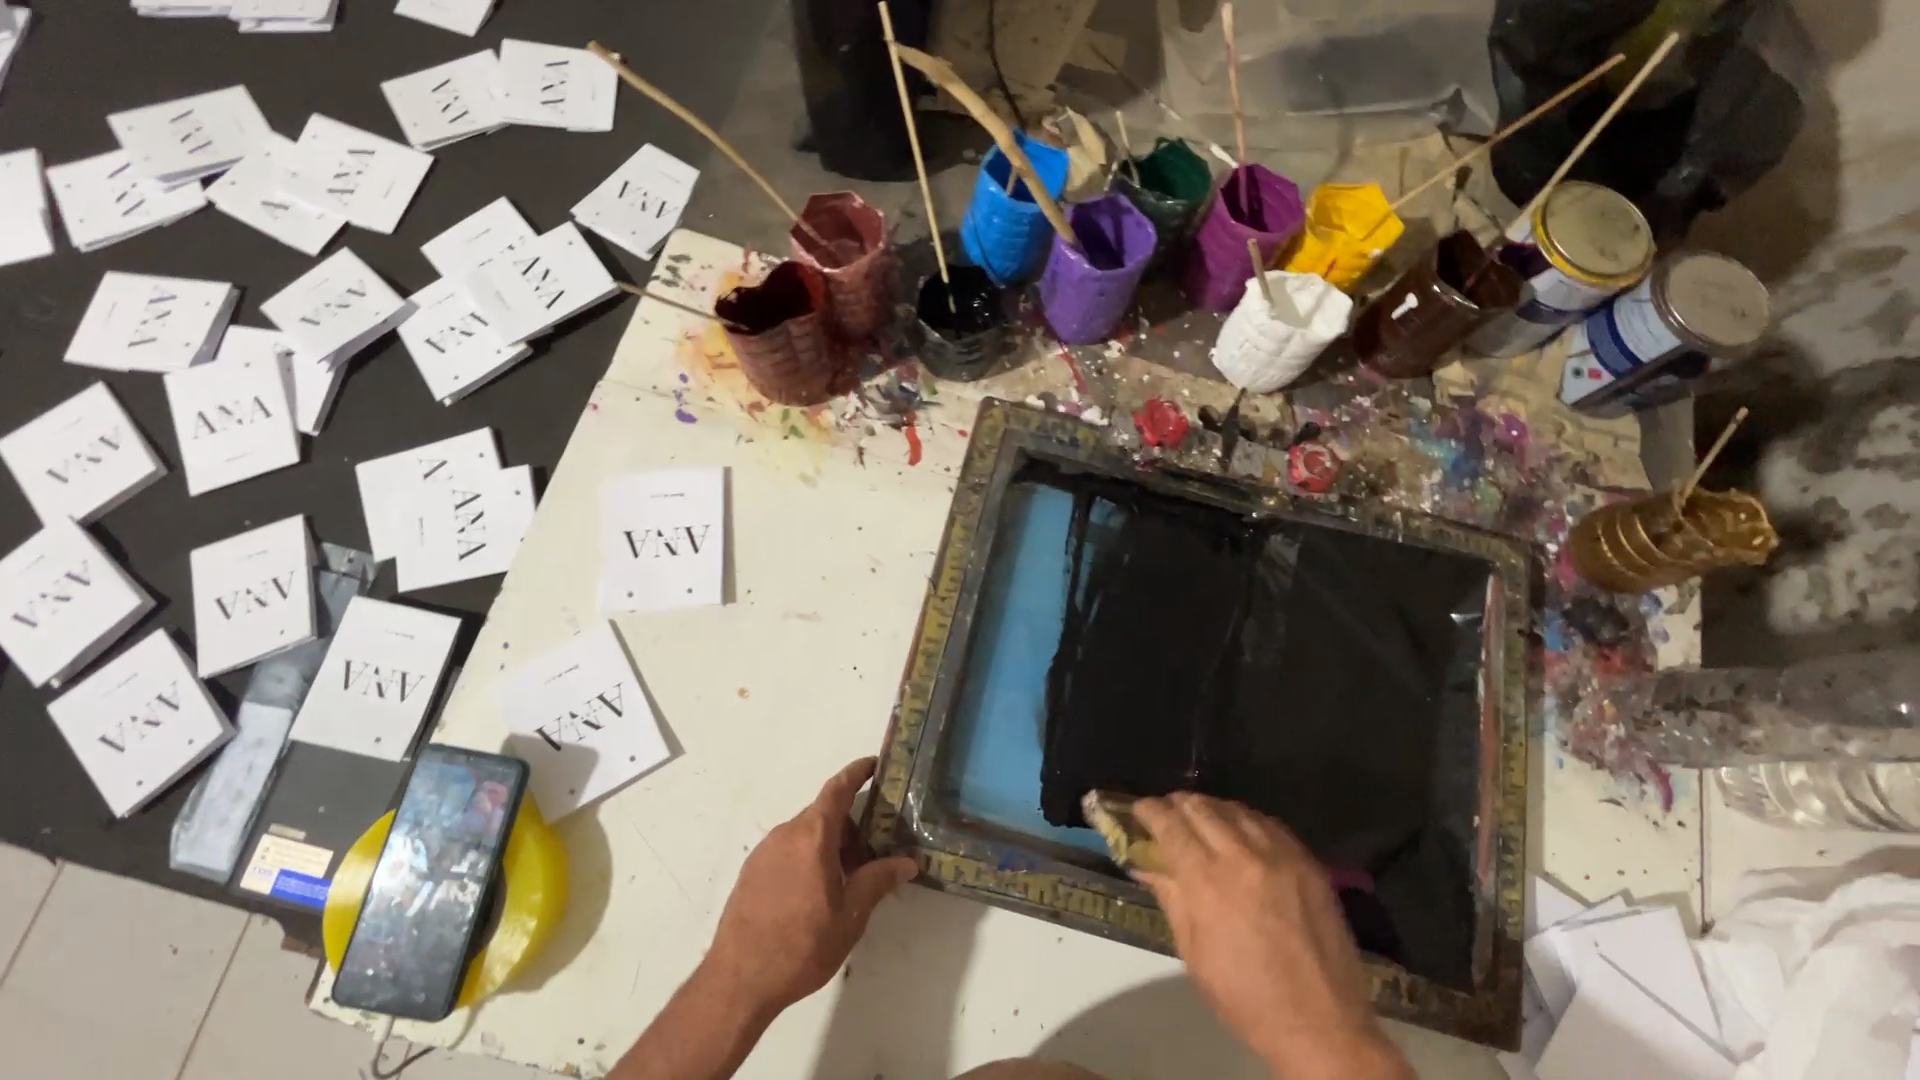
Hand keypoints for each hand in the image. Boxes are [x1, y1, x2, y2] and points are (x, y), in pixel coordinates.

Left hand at [701, 757, 917, 1016]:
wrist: (737, 981)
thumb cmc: (801, 945)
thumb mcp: (850, 916)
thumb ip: (878, 881)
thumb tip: (907, 862)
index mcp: (812, 836)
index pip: (837, 789)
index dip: (856, 773)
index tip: (874, 763)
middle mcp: (785, 834)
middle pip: (822, 814)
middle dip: (850, 824)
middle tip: (876, 845)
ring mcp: (763, 853)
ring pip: (804, 835)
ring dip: (829, 844)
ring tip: (850, 875)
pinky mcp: (751, 873)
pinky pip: (787, 851)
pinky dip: (808, 857)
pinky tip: (819, 891)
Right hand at [1132, 794, 1410, 1079]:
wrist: (1321, 1025)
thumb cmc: (1246, 998)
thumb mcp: (1194, 953)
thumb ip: (1171, 898)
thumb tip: (1146, 865)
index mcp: (1207, 882)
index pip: (1170, 825)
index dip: (1149, 810)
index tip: (1139, 809)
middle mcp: (1242, 857)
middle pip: (1201, 807)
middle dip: (1176, 804)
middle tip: (1166, 812)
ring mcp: (1280, 856)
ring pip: (1236, 809)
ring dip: (1211, 808)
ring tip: (1200, 818)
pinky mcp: (1308, 863)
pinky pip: (1269, 824)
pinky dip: (1246, 820)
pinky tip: (1240, 831)